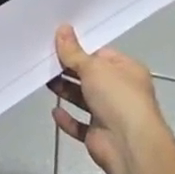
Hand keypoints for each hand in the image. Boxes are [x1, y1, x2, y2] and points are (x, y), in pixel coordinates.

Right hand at [50, 24, 172, 173]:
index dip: (80, 50)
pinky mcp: (99, 135)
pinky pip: (79, 124)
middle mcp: (121, 91)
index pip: (102, 55)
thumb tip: (63, 29)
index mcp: (127, 70)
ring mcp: (110, 114)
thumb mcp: (93, 67)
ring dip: (66, 92)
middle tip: (45, 61)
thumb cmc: (117, 97)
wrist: (129, 144)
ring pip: (84, 99)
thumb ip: (74, 52)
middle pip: (91, 77)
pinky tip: (54, 112)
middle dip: (69, 71)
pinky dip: (67, 119)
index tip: (57, 45)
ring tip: (45, 81)